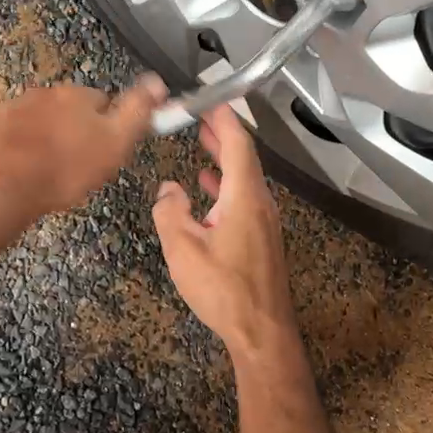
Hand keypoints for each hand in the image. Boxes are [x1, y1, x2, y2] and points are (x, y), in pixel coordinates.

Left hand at [0, 75, 166, 220]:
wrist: (8, 189)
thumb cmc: (66, 171)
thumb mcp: (115, 145)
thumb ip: (138, 111)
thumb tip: (157, 82)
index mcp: (79, 95)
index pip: (103, 102)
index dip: (106, 128)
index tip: (102, 151)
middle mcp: (47, 92)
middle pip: (71, 109)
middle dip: (75, 130)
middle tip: (77, 164)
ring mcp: (18, 106)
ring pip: (44, 119)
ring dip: (49, 136)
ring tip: (50, 168)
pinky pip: (18, 129)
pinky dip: (23, 142)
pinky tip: (26, 165)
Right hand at [151, 106, 296, 359]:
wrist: (262, 332)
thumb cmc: (223, 289)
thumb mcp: (182, 248)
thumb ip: (170, 211)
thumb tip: (167, 188)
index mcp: (244, 197)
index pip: (238, 144)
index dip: (224, 118)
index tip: (211, 99)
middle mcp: (260, 204)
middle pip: (244, 158)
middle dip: (223, 135)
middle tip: (204, 116)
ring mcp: (265, 223)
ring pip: (245, 180)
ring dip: (224, 160)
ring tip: (203, 146)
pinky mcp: (263, 241)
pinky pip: (245, 200)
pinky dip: (226, 186)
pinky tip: (209, 193)